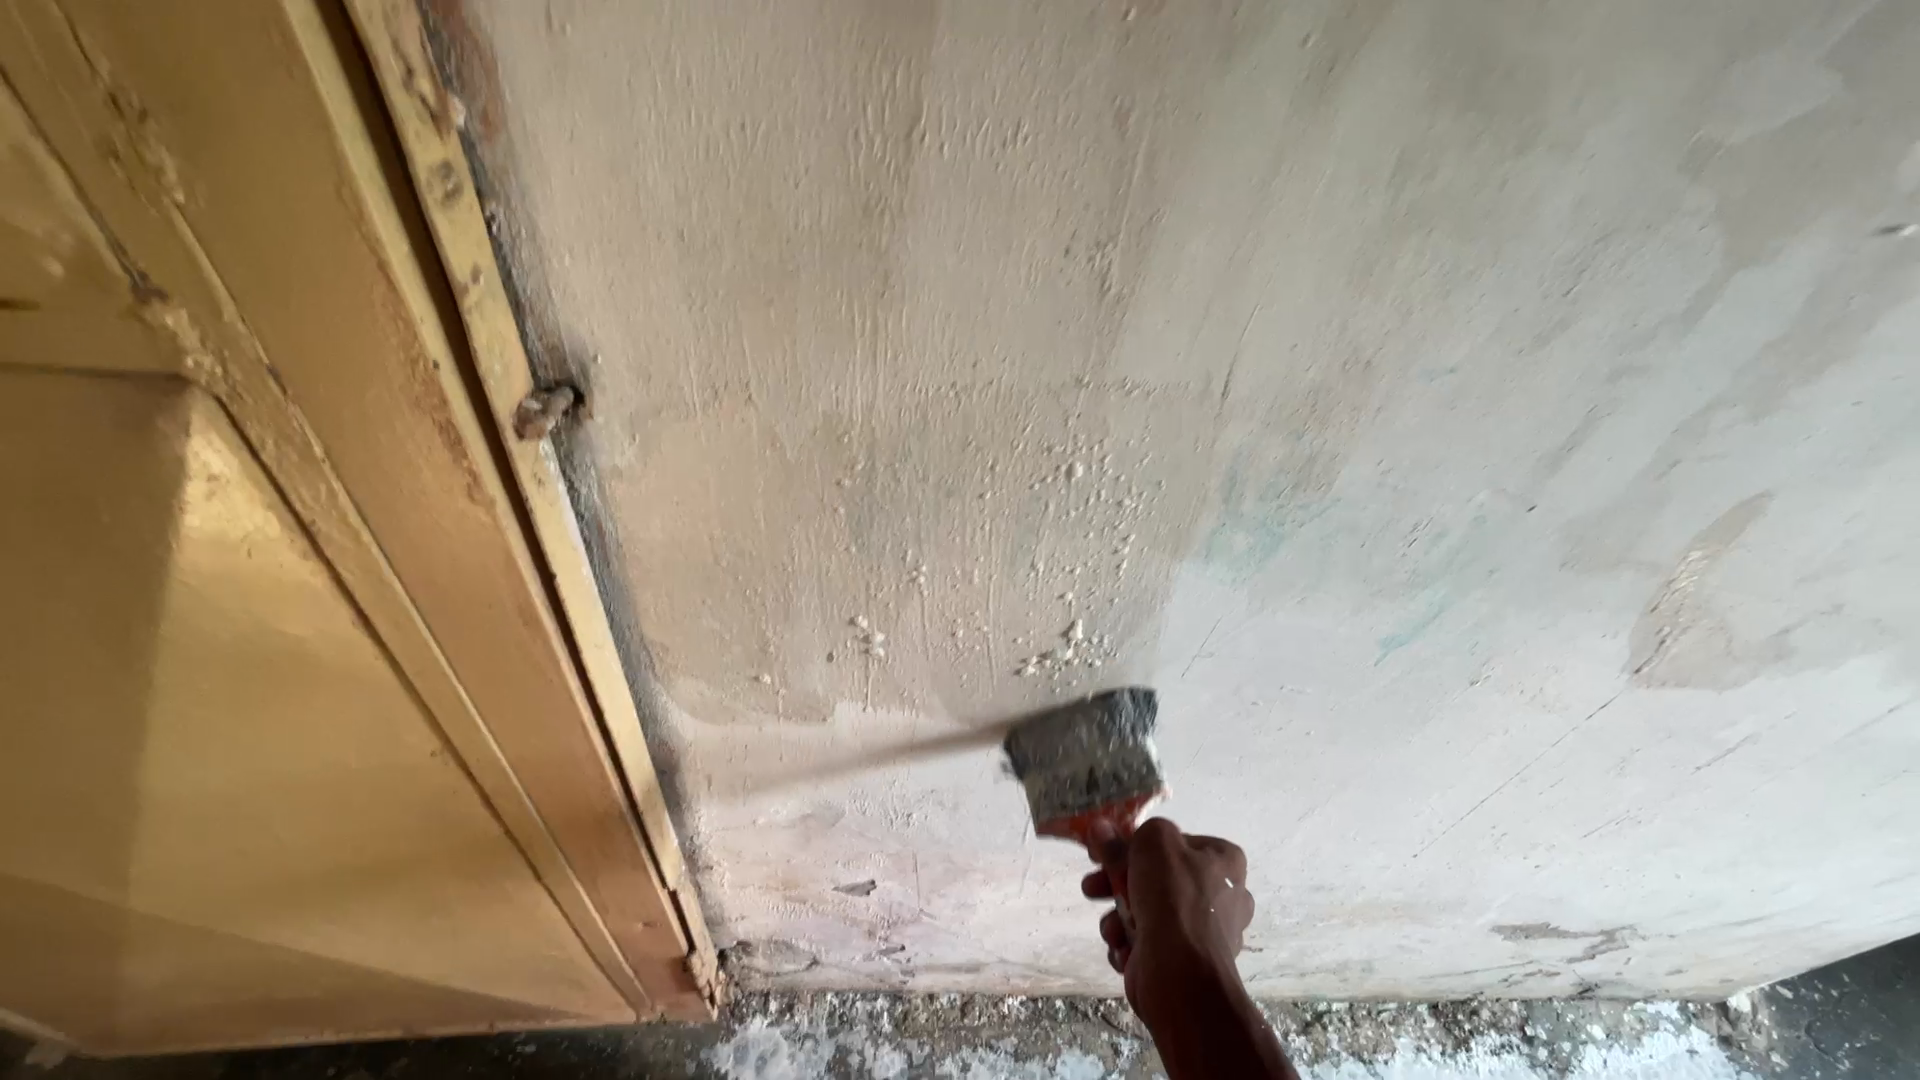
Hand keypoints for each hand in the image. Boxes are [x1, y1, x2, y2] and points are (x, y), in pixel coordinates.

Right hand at [1081, 817, 1252, 1025]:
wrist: (1181, 976)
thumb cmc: (1173, 898)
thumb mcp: (1150, 844)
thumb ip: (1124, 835)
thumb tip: (1101, 829)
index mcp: (1224, 862)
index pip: (1175, 842)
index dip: (1138, 845)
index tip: (1108, 850)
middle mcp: (1222, 896)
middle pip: (1157, 877)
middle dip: (1117, 882)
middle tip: (1093, 886)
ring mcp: (1206, 933)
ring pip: (1150, 910)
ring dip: (1120, 916)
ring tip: (1109, 928)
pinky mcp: (1187, 962)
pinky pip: (1151, 941)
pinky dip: (1131, 943)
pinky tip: (1123, 948)